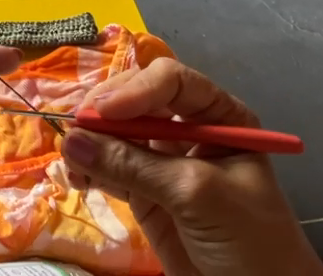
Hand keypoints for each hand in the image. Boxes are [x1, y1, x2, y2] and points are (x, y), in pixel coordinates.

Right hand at [60, 58, 322, 275]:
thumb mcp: (198, 194)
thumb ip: (136, 165)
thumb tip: (71, 140)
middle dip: (105, 111)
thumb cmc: (252, 242)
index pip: (171, 81)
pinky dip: (87, 167)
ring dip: (89, 139)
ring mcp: (162, 158)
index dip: (136, 89)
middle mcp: (187, 126)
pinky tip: (76, 177)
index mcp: (217, 114)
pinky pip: (108, 166)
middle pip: (135, 98)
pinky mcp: (144, 190)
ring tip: (71, 160)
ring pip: (115, 131)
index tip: (105, 112)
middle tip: (77, 130)